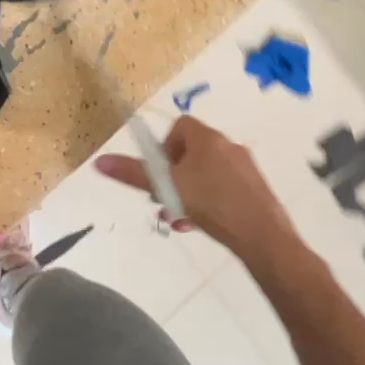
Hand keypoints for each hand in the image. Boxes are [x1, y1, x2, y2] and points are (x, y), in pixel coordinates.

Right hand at [94, 115, 298, 262]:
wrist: (264, 238)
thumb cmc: (212, 204)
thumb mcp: (166, 188)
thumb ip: (133, 174)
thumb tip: (100, 161)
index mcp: (207, 139)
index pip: (179, 126)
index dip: (165, 147)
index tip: (161, 172)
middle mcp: (228, 146)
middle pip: (191, 152)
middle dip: (174, 176)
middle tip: (166, 199)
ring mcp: (246, 168)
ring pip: (207, 173)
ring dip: (189, 192)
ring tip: (181, 219)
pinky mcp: (256, 190)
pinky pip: (224, 187)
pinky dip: (210, 201)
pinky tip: (204, 225)